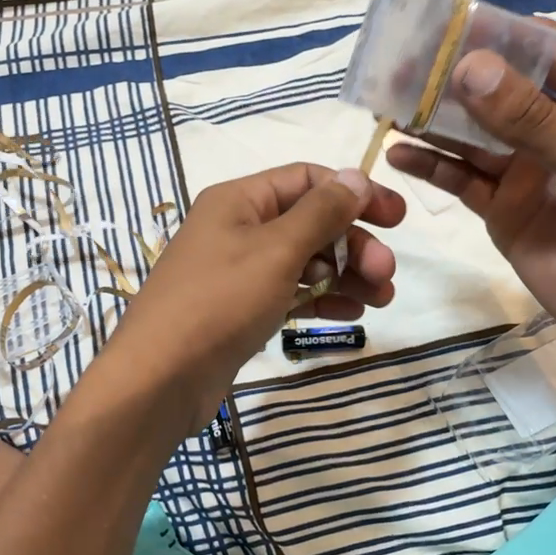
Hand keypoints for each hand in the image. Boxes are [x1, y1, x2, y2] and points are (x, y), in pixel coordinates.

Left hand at [101, 163, 405, 431]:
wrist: (160, 378)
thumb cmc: (219, 303)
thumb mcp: (276, 250)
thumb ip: (320, 213)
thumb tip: (356, 176)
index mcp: (239, 201)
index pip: (307, 180)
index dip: (353, 194)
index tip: (395, 219)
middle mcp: (236, 230)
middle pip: (309, 224)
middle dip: (353, 245)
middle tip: (387, 274)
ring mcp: (237, 273)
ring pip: (303, 263)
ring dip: (345, 276)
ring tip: (382, 298)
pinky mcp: (239, 312)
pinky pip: (289, 295)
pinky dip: (320, 301)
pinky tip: (352, 315)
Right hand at [386, 31, 555, 367]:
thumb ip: (529, 118)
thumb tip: (468, 68)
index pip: (542, 50)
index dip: (497, 34)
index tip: (444, 24)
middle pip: (497, 91)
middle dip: (451, 77)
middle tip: (397, 63)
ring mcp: (525, 171)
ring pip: (471, 136)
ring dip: (432, 120)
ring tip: (387, 102)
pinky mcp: (501, 210)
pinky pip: (461, 180)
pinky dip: (431, 167)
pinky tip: (399, 151)